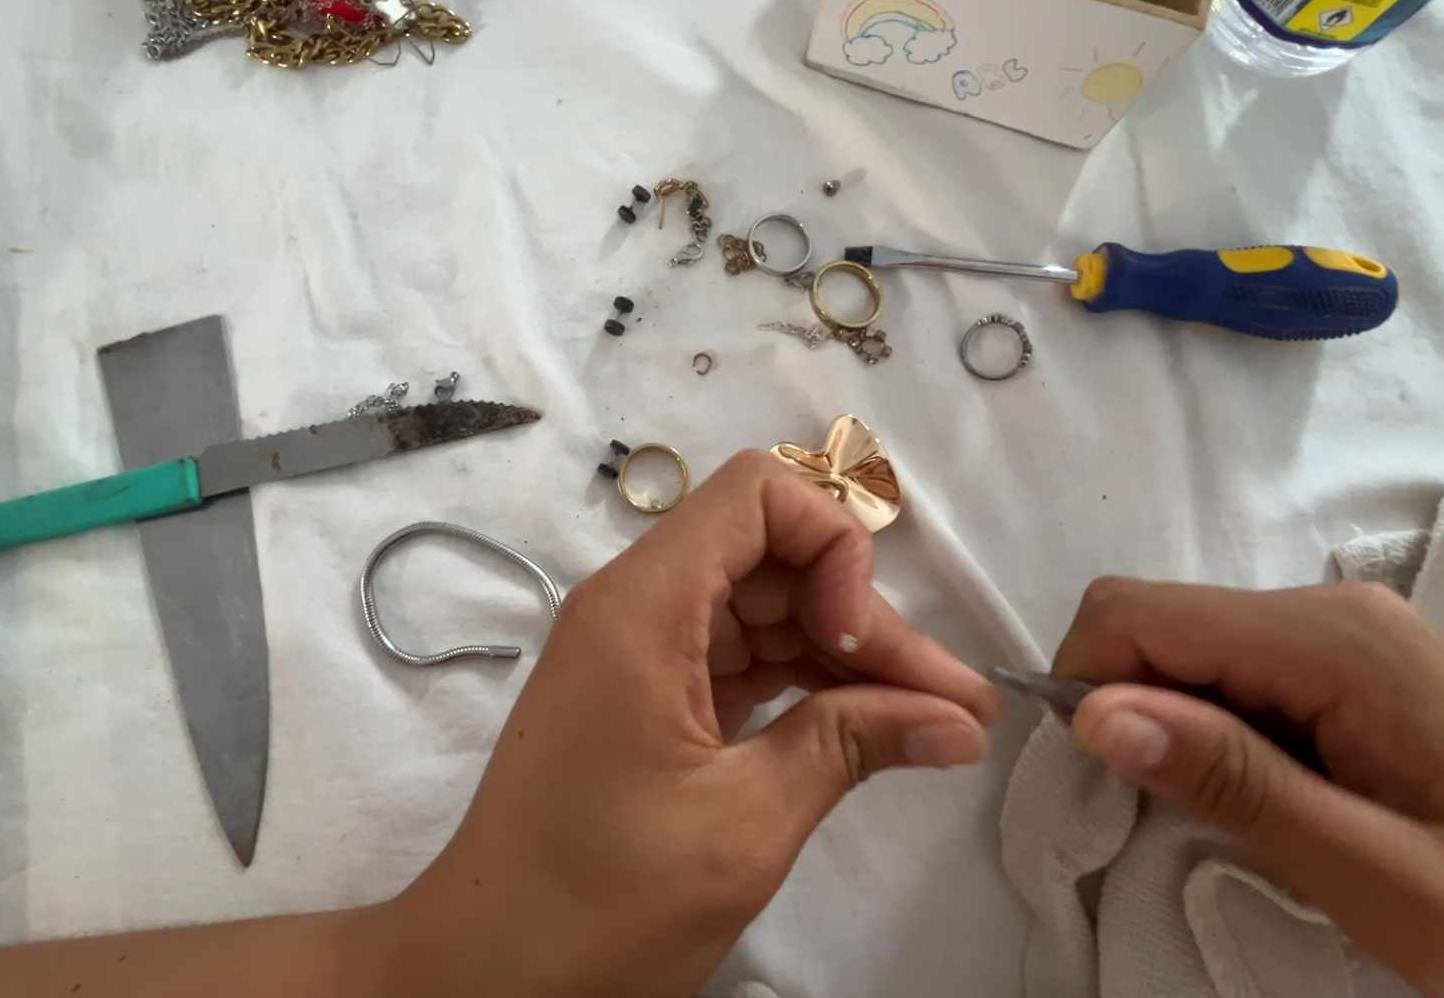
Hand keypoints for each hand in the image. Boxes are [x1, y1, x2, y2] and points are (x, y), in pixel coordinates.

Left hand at [377, 452, 1002, 997]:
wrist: (484, 976)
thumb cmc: (598, 904)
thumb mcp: (741, 826)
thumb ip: (851, 746)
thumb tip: (960, 721)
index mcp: (644, 604)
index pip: (756, 493)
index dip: (829, 544)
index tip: (854, 642)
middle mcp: (640, 603)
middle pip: (776, 557)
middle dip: (862, 619)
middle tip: (946, 702)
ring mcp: (645, 645)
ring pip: (769, 608)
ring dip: (845, 658)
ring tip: (930, 718)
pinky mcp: (654, 688)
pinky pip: (745, 655)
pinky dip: (805, 684)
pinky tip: (864, 726)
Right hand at [1055, 579, 1443, 997]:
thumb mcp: (1396, 888)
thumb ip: (1237, 787)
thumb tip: (1093, 712)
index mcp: (1336, 641)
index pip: (1138, 613)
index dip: (1088, 679)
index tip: (1101, 769)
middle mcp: (1326, 611)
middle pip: (1151, 619)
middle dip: (1120, 698)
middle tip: (1164, 799)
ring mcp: (1335, 634)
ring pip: (1176, 643)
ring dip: (1159, 717)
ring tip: (1218, 804)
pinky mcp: (1336, 664)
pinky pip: (1218, 669)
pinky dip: (1196, 723)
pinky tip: (1252, 784)